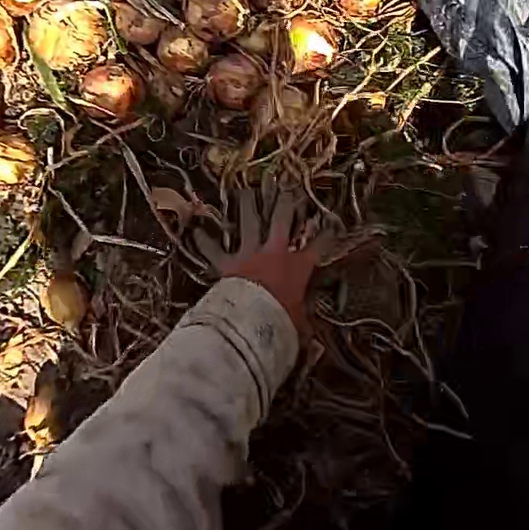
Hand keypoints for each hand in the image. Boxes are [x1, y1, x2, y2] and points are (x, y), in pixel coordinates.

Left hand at [202, 186, 335, 331]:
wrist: (250, 325)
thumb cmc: (281, 324)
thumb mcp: (301, 325)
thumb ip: (306, 324)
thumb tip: (315, 344)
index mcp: (298, 267)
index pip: (318, 246)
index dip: (326, 233)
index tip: (332, 221)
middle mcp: (274, 253)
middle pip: (282, 219)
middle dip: (285, 201)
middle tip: (286, 185)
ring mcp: (249, 254)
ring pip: (249, 222)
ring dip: (247, 205)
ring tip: (245, 190)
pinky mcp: (227, 264)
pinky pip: (214, 250)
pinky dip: (205, 242)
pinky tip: (196, 231)